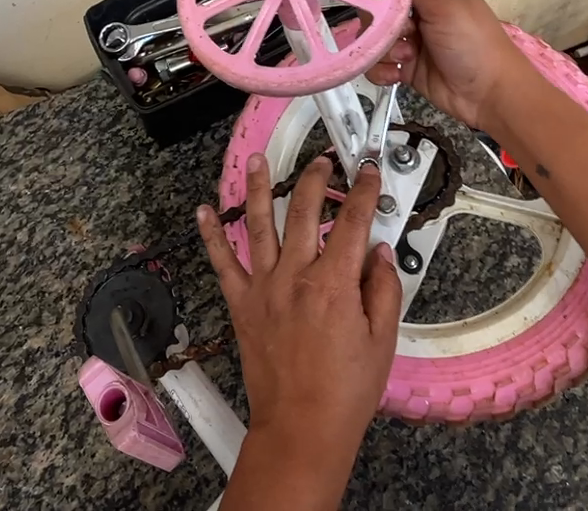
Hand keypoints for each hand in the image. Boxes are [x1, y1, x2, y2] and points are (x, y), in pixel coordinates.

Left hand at [196, 154, 400, 506]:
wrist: (301, 427)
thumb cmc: (346, 390)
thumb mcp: (382, 341)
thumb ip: (382, 289)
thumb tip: (380, 251)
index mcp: (334, 284)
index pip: (353, 222)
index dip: (363, 192)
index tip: (368, 173)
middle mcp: (296, 276)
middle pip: (304, 211)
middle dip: (315, 179)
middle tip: (322, 161)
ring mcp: (264, 286)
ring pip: (258, 223)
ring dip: (257, 187)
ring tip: (257, 160)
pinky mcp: (242, 302)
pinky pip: (223, 262)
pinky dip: (212, 235)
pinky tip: (204, 210)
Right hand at [362, 0, 532, 131]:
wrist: (490, 95)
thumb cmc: (475, 44)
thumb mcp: (447, 4)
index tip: (384, 0)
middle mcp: (417, 12)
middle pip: (376, 8)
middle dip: (380, 23)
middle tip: (405, 33)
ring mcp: (410, 40)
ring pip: (374, 37)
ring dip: (384, 49)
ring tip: (407, 57)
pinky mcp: (405, 66)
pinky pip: (376, 63)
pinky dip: (381, 70)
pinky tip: (397, 74)